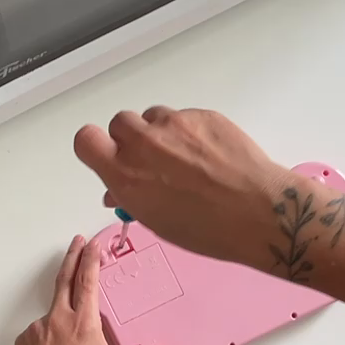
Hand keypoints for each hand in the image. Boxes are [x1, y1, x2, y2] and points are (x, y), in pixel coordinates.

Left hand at [11, 236, 175, 344]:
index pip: (87, 280)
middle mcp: (58, 319)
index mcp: (82, 322)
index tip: (92, 243)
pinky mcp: (23, 341)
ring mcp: (37, 328)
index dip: (91, 258)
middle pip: (65, 279)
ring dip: (62, 317)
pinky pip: (38, 332)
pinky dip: (48, 337)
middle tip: (77, 242)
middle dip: (72, 257)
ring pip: (53, 313)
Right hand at [72, 106, 293, 268]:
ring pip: (153, 117)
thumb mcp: (157, 221)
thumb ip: (131, 197)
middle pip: (120, 123)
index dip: (95, 146)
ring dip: (160, 133)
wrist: (258, 212)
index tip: (106, 154)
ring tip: (184, 159)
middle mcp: (144, 145)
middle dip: (130, 139)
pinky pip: (184, 117)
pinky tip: (208, 156)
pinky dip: (190, 132)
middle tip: (150, 160)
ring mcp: (174, 125)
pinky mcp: (201, 115)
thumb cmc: (208, 229)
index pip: (86, 140)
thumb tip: (120, 190)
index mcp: (125, 176)